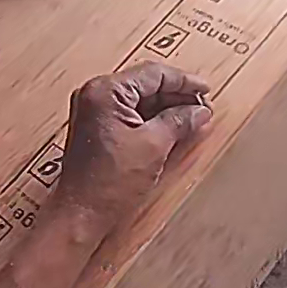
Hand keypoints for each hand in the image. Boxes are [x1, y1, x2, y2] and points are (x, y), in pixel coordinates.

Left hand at [53, 63, 212, 232]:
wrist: (81, 214)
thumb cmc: (108, 184)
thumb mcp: (154, 146)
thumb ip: (179, 121)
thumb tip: (200, 110)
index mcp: (105, 92)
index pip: (152, 74)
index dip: (184, 81)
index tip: (205, 89)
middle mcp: (94, 95)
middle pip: (144, 83)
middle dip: (175, 94)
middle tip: (202, 105)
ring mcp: (92, 111)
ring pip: (137, 99)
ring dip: (165, 107)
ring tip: (191, 117)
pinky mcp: (95, 128)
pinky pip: (128, 114)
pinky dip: (150, 119)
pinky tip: (171, 128)